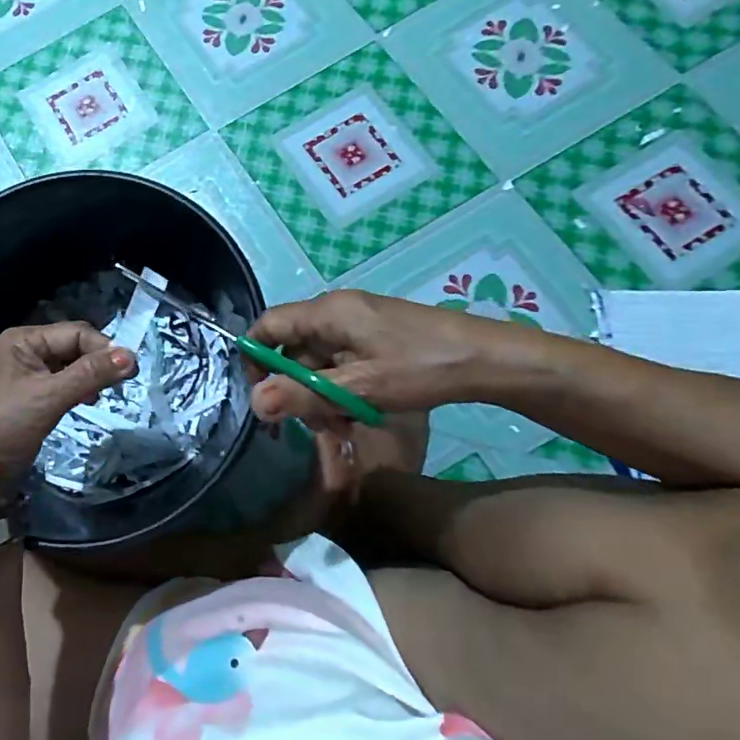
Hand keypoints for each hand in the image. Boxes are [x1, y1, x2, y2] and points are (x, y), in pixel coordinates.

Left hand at [0, 322, 136, 519]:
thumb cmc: (9, 425)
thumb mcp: (51, 396)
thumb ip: (90, 374)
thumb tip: (132, 356)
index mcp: (24, 339)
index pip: (76, 333)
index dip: (103, 348)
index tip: (129, 369)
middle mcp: (27, 349)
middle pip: (77, 345)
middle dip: (98, 362)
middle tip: (119, 383)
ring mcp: (32, 372)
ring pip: (75, 364)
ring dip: (92, 376)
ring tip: (102, 393)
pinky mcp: (37, 393)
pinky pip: (69, 381)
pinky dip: (83, 388)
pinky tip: (88, 400)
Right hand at [245, 291, 534, 433]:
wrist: (485, 360)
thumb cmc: (420, 368)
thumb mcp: (359, 388)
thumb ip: (305, 394)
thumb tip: (254, 402)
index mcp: (328, 312)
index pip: (269, 324)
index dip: (256, 358)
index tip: (260, 398)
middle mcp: (338, 311)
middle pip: (296, 348)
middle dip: (298, 389)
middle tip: (316, 426)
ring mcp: (360, 324)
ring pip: (321, 361)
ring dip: (324, 396)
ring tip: (345, 428)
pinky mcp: (377, 338)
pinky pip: (344, 363)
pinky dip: (344, 390)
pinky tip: (361, 415)